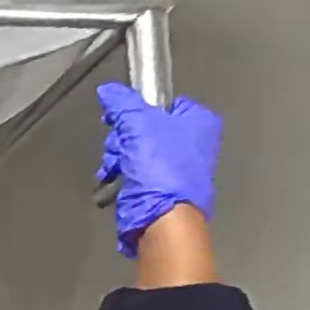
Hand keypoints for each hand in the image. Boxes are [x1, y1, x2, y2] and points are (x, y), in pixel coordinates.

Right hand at [96, 83, 222, 258]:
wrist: (161, 217)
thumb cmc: (164, 174)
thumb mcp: (139, 125)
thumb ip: (123, 105)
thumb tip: (110, 92)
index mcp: (199, 122)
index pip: (162, 103)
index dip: (137, 112)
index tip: (124, 121)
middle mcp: (191, 143)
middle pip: (141, 129)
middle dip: (123, 141)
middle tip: (124, 149)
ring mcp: (175, 166)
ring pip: (132, 152)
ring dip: (118, 160)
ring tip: (121, 169)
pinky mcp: (158, 186)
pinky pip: (131, 172)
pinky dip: (120, 177)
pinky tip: (119, 181)